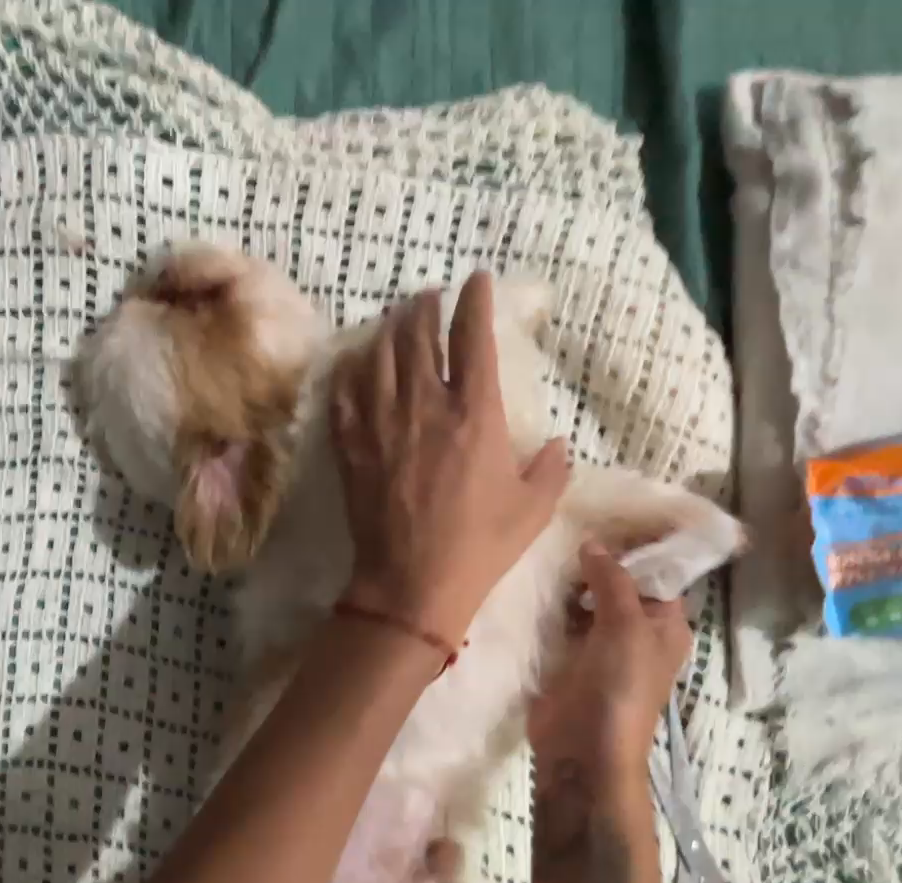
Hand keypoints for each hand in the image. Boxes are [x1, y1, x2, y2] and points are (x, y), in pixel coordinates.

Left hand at [329, 273, 569, 643]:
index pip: (473, 338)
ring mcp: (380, 425)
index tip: (476, 280)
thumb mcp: (534, 508)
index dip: (475, 301)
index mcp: (475, 414)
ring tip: (394, 319)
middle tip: (428, 296)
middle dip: (424, 307)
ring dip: (387, 330)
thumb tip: (556, 444)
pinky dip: (350, 371)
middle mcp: (424, 407)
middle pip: (416, 336)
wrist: (411, 582)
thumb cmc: (479, 546)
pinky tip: (354, 363)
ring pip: (377, 358)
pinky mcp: (351, 447)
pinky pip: (345, 395)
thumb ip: (551, 469)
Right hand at [530, 541, 692, 780]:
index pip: (656, 574)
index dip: (637, 546)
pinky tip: (531, 580)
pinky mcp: (565, 657)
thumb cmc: (618, 685)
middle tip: (566, 523)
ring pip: (585, 600)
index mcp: (665, 625)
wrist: (583, 746)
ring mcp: (597, 645)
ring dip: (569, 580)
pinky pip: (559, 621)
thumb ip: (612, 580)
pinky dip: (549, 603)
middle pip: (617, 584)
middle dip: (596, 559)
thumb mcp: (625, 625)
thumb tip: (593, 543)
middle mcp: (634, 631)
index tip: (606, 514)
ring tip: (544, 544)